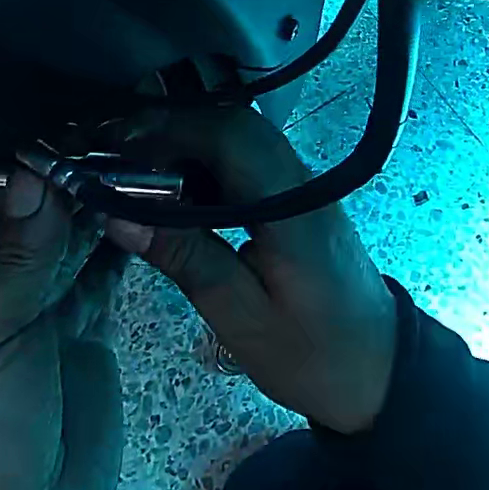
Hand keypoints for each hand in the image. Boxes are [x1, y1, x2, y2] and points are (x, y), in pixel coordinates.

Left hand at [0, 173, 122, 489]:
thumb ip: (14, 263)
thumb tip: (34, 177)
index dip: (31, 182)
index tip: (81, 142)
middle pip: (36, 230)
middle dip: (75, 192)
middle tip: (128, 151)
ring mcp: (42, 319)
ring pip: (74, 250)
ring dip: (103, 215)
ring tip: (145, 174)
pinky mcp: (86, 335)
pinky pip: (103, 280)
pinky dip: (122, 249)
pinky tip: (147, 218)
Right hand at [106, 107, 396, 434]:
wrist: (378, 364)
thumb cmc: (313, 354)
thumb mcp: (243, 319)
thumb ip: (188, 259)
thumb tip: (121, 214)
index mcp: (295, 209)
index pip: (233, 137)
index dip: (170, 129)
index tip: (112, 148)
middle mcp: (305, 183)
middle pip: (237, 125)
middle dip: (171, 126)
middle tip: (110, 151)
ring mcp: (307, 187)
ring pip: (244, 137)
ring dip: (188, 140)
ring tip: (132, 166)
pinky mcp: (302, 199)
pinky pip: (251, 160)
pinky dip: (209, 160)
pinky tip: (175, 185)